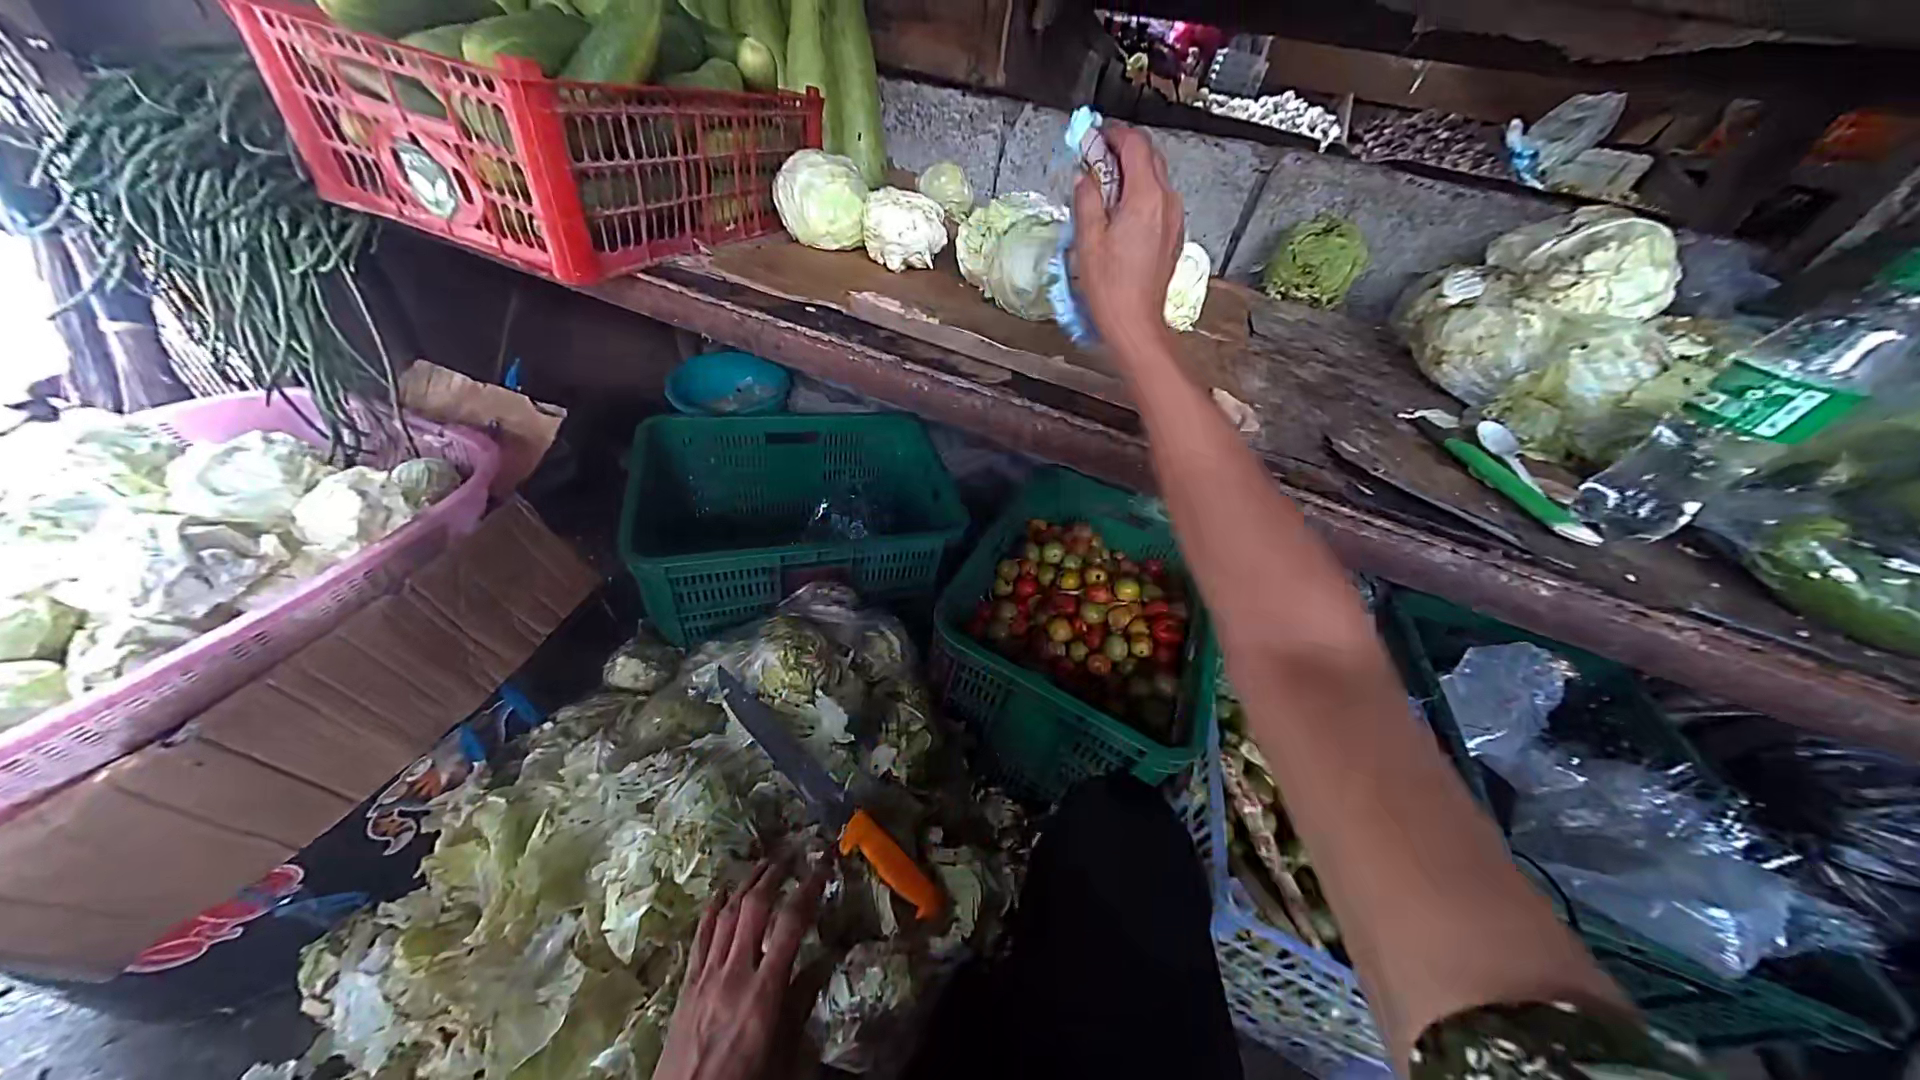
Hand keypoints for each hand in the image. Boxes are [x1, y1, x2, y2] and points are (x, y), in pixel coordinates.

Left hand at [654, 857, 829, 1079]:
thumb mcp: (784, 1052)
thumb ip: (801, 1004)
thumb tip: (823, 962)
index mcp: (764, 992)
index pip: (790, 924)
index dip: (808, 889)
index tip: (823, 867)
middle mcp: (734, 974)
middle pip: (754, 907)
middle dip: (775, 875)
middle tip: (791, 856)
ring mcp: (706, 977)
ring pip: (726, 914)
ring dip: (746, 883)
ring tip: (763, 864)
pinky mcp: (686, 985)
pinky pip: (700, 937)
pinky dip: (711, 910)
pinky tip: (720, 893)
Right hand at [1069, 124, 1184, 347]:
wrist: (1135, 322)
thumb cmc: (1112, 289)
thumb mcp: (1088, 240)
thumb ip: (1087, 200)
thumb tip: (1086, 179)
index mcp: (1145, 198)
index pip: (1135, 145)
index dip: (1113, 135)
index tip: (1095, 137)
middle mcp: (1166, 203)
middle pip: (1149, 157)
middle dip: (1122, 152)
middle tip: (1095, 160)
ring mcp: (1173, 219)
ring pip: (1155, 179)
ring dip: (1130, 174)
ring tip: (1104, 190)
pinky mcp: (1172, 235)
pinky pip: (1158, 202)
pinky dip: (1139, 196)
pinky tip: (1119, 214)